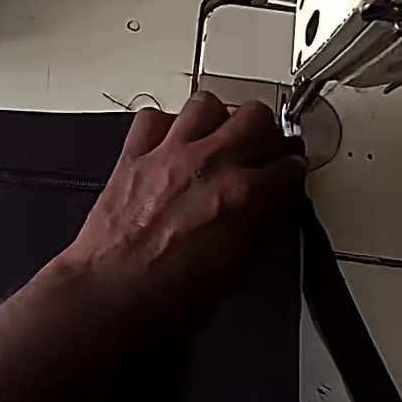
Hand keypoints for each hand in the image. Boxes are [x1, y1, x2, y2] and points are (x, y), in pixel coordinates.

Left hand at [49, 92, 305, 325]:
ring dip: (218, 120)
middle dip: (263, 134)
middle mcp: (208, 165)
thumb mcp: (233, 273)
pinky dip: (166, 126)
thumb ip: (261, 231)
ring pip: (206, 104)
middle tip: (258, 152)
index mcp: (241, 197)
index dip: (292, 172)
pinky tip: (170, 143)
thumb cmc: (163, 297)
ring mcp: (168, 155)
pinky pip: (153, 118)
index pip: (288, 166)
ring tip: (216, 139)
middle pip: (255, 117)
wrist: (108, 297)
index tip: (287, 175)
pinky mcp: (132, 156)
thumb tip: (274, 213)